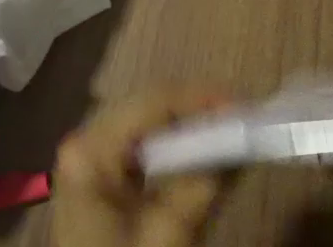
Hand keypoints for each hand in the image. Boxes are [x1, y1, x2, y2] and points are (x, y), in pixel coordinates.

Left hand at [52, 89, 232, 246]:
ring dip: (190, 132)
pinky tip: (203, 162)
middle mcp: (85, 143)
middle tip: (244, 122)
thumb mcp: (171, 232)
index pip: (156, 101)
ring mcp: (88, 163)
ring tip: (231, 138)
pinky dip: (174, 154)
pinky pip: (142, 152)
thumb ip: (208, 178)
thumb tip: (244, 135)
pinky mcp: (97, 184)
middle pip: (151, 110)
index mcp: (92, 149)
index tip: (247, 108)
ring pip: (149, 129)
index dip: (204, 99)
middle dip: (199, 114)